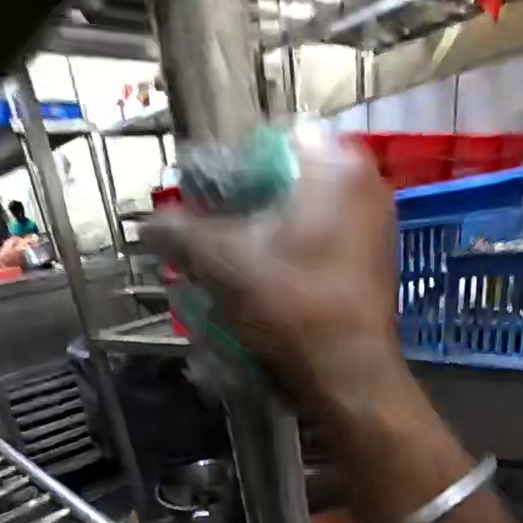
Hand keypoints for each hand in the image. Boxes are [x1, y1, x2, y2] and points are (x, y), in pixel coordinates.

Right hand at [142, 141, 407, 415]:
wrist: (349, 380)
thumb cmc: (294, 311)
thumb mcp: (225, 267)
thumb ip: (182, 236)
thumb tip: (148, 225)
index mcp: (336, 166)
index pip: (268, 142)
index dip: (228, 171)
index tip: (202, 206)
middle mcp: (365, 186)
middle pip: (285, 184)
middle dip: (242, 211)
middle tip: (210, 242)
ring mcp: (374, 228)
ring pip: (300, 219)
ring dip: (262, 240)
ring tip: (229, 271)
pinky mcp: (372, 267)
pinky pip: (318, 248)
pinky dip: (287, 261)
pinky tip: (263, 290)